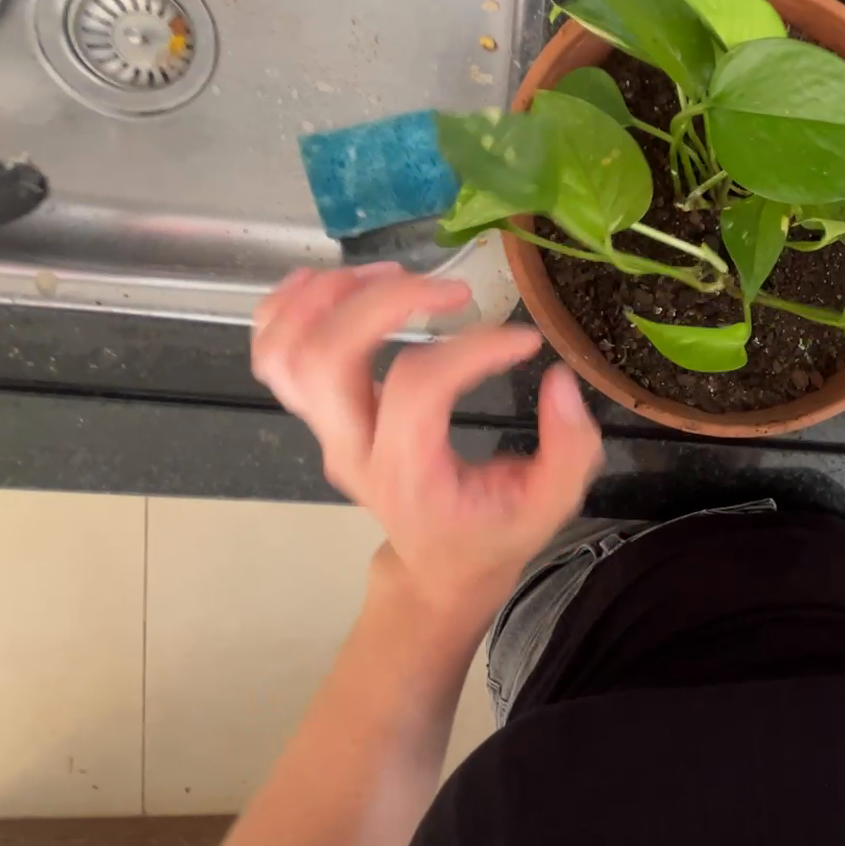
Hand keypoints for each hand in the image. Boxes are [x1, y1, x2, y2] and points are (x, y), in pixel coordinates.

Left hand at [252, 263, 603, 621]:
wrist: (440, 567)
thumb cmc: (495, 534)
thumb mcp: (551, 505)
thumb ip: (569, 448)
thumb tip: (559, 379)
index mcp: (408, 474)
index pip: (418, 389)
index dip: (472, 349)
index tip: (526, 340)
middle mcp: (352, 448)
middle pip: (326, 357)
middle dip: (385, 304)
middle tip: (452, 291)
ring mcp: (324, 431)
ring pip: (284, 349)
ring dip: (331, 297)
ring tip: (397, 278)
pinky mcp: (320, 415)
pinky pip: (274, 351)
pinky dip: (295, 305)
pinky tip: (346, 287)